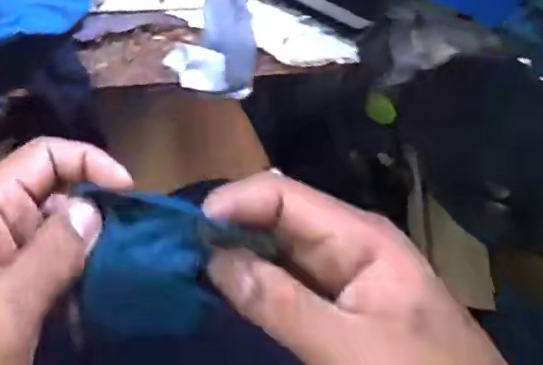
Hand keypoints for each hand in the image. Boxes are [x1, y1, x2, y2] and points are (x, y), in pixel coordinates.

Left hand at [0, 138, 133, 364]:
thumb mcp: (9, 302)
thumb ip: (55, 251)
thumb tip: (95, 207)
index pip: (45, 154)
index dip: (89, 160)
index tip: (134, 193)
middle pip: (55, 192)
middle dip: (95, 214)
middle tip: (139, 249)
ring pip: (55, 234)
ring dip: (87, 256)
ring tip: (123, 283)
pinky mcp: (1, 288)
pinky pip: (46, 270)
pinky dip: (72, 285)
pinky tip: (91, 314)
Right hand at [203, 173, 505, 364]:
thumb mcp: (353, 353)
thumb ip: (280, 301)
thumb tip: (209, 252)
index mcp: (361, 236)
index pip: (280, 193)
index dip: (232, 202)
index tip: (188, 229)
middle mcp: (349, 243)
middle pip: (275, 215)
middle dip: (229, 226)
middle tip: (182, 249)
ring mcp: (347, 278)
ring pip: (276, 248)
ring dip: (237, 254)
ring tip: (193, 266)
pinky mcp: (344, 311)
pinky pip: (288, 282)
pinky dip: (255, 283)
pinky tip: (229, 292)